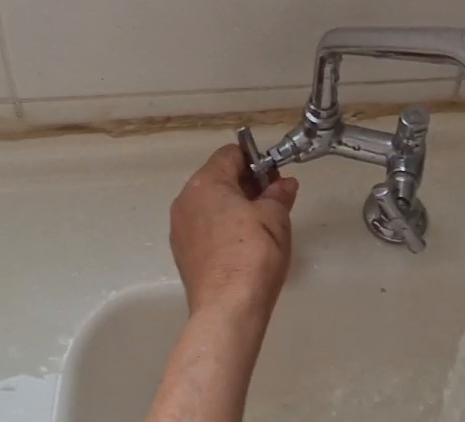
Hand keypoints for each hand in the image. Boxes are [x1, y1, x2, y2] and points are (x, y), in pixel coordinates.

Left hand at [168, 145, 299, 318]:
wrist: (227, 310)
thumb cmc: (253, 253)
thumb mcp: (275, 217)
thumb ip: (279, 194)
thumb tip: (284, 184)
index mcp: (205, 182)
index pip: (231, 154)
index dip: (256, 161)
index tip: (274, 180)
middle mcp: (186, 200)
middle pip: (218, 178)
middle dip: (246, 185)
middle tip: (272, 202)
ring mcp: (180, 229)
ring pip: (210, 205)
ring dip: (234, 208)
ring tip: (260, 227)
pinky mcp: (182, 255)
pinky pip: (204, 228)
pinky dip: (223, 229)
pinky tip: (243, 248)